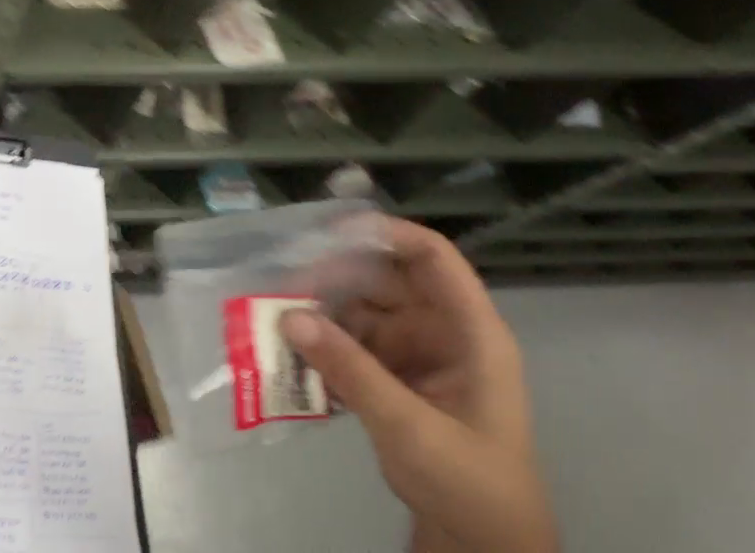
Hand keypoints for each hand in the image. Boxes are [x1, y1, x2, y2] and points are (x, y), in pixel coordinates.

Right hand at [281, 219, 558, 552]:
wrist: (482, 545)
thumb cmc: (470, 483)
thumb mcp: (411, 428)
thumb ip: (352, 371)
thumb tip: (289, 316)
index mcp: (471, 334)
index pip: (432, 259)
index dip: (385, 234)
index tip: (326, 232)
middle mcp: (441, 332)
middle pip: (384, 279)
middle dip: (332, 276)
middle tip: (281, 283)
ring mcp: (415, 354)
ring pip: (359, 310)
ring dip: (318, 312)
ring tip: (272, 317)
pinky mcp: (391, 377)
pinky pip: (348, 343)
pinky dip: (319, 344)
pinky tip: (287, 353)